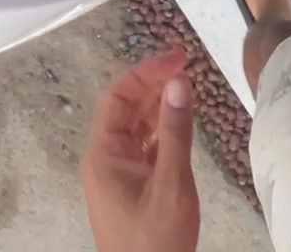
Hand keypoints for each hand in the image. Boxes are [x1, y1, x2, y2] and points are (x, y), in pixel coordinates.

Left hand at [80, 52, 200, 251]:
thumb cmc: (156, 241)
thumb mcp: (171, 185)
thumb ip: (175, 131)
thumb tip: (179, 81)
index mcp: (103, 154)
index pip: (118, 96)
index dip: (146, 71)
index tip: (177, 58)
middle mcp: (105, 158)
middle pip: (125, 106)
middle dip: (153, 81)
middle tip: (185, 63)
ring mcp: (118, 173)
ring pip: (135, 124)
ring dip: (158, 102)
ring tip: (187, 84)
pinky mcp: (132, 186)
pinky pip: (144, 144)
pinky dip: (163, 126)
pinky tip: (182, 118)